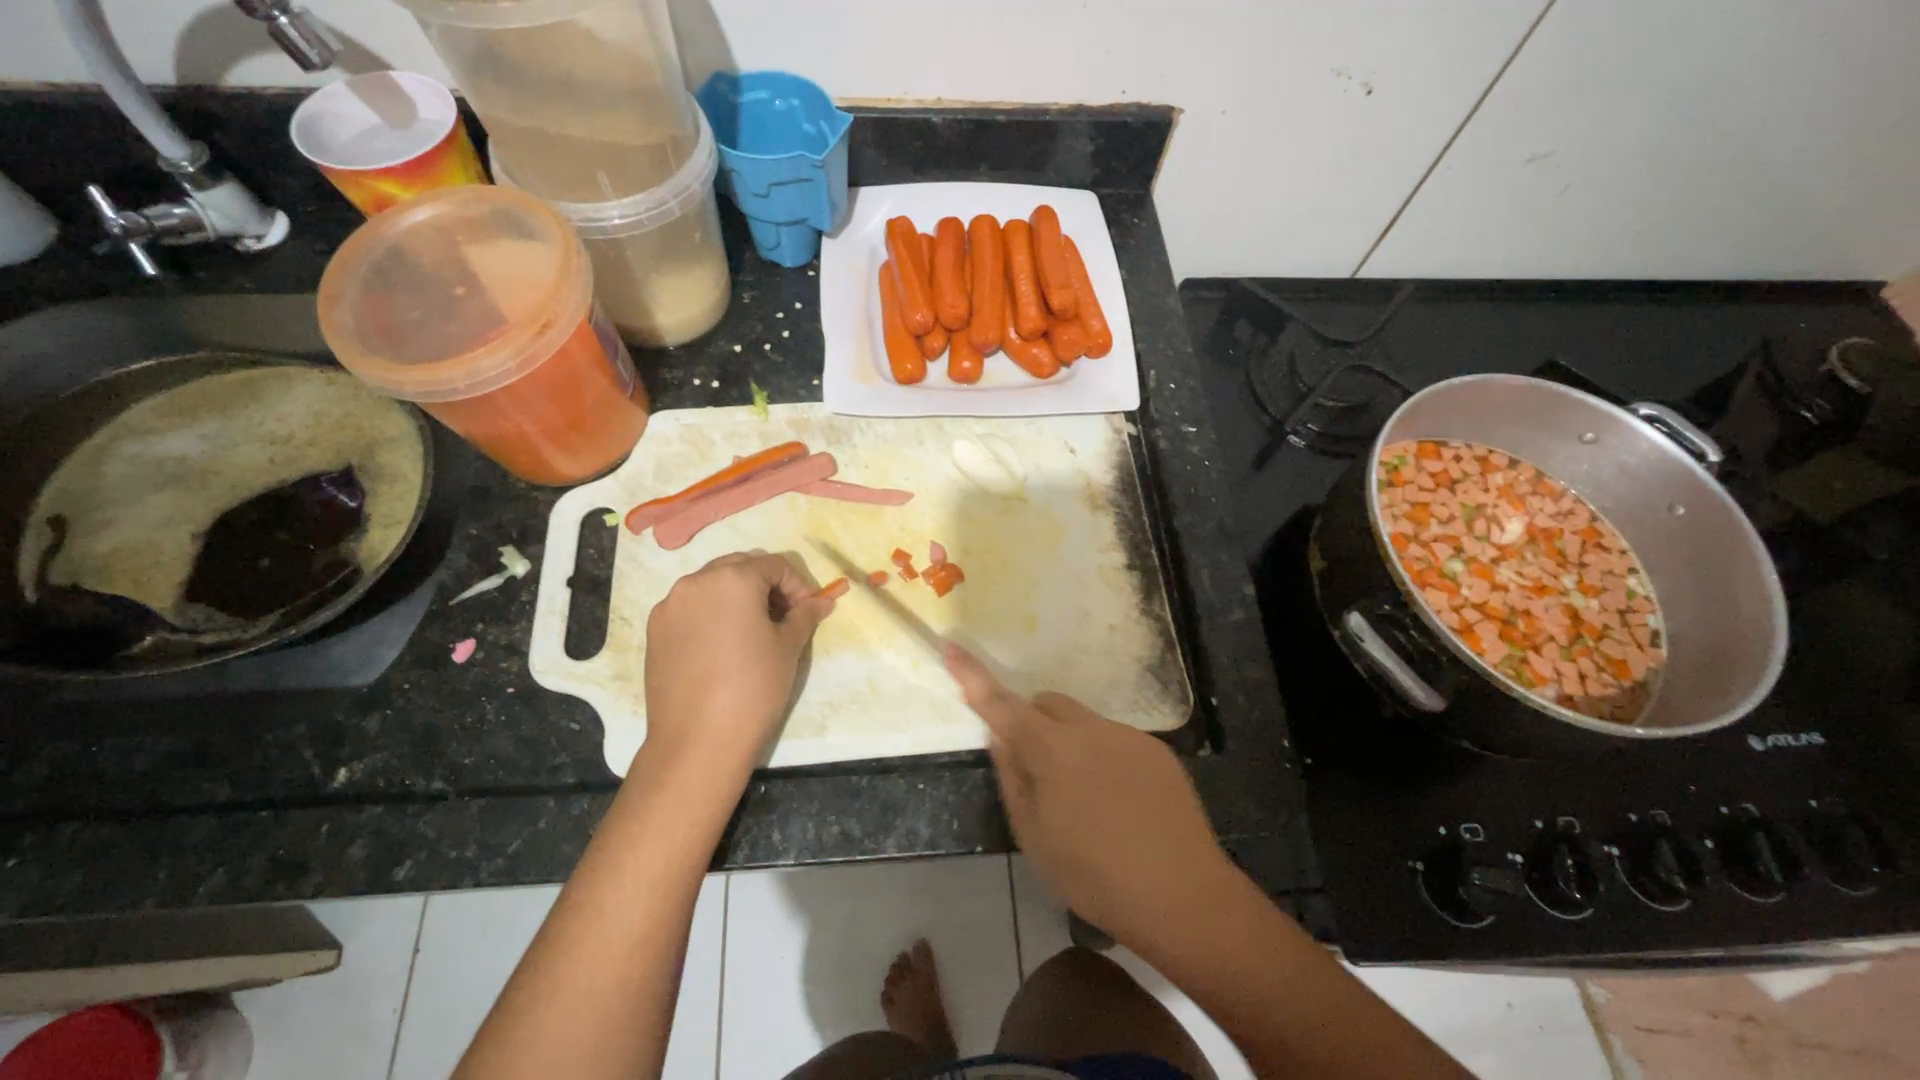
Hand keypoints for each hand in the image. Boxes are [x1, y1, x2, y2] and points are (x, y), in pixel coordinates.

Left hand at [643, 553, 834, 775]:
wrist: (698, 740)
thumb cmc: (753, 688)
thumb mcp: (788, 649)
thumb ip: (805, 615)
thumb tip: (822, 602)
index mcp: (733, 578)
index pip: (774, 564)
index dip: (797, 586)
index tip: (807, 613)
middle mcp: (696, 581)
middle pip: (739, 567)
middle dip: (765, 586)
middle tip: (783, 619)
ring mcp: (670, 605)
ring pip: (711, 586)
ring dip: (736, 598)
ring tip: (752, 633)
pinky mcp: (655, 630)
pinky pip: (690, 608)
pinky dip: (711, 615)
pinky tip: (722, 648)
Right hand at [946, 644, 1234, 943]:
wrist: (1181, 895)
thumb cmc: (1094, 876)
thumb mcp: (1034, 836)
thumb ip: (1012, 777)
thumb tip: (999, 736)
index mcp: (1053, 749)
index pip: (1003, 704)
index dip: (974, 676)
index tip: (951, 646)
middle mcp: (1091, 729)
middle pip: (1047, 705)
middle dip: (1032, 725)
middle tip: (1034, 774)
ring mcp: (1129, 737)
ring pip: (1083, 723)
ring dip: (1069, 744)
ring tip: (1085, 804)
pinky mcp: (1158, 751)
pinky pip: (1115, 741)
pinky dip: (1103, 758)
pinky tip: (1119, 806)